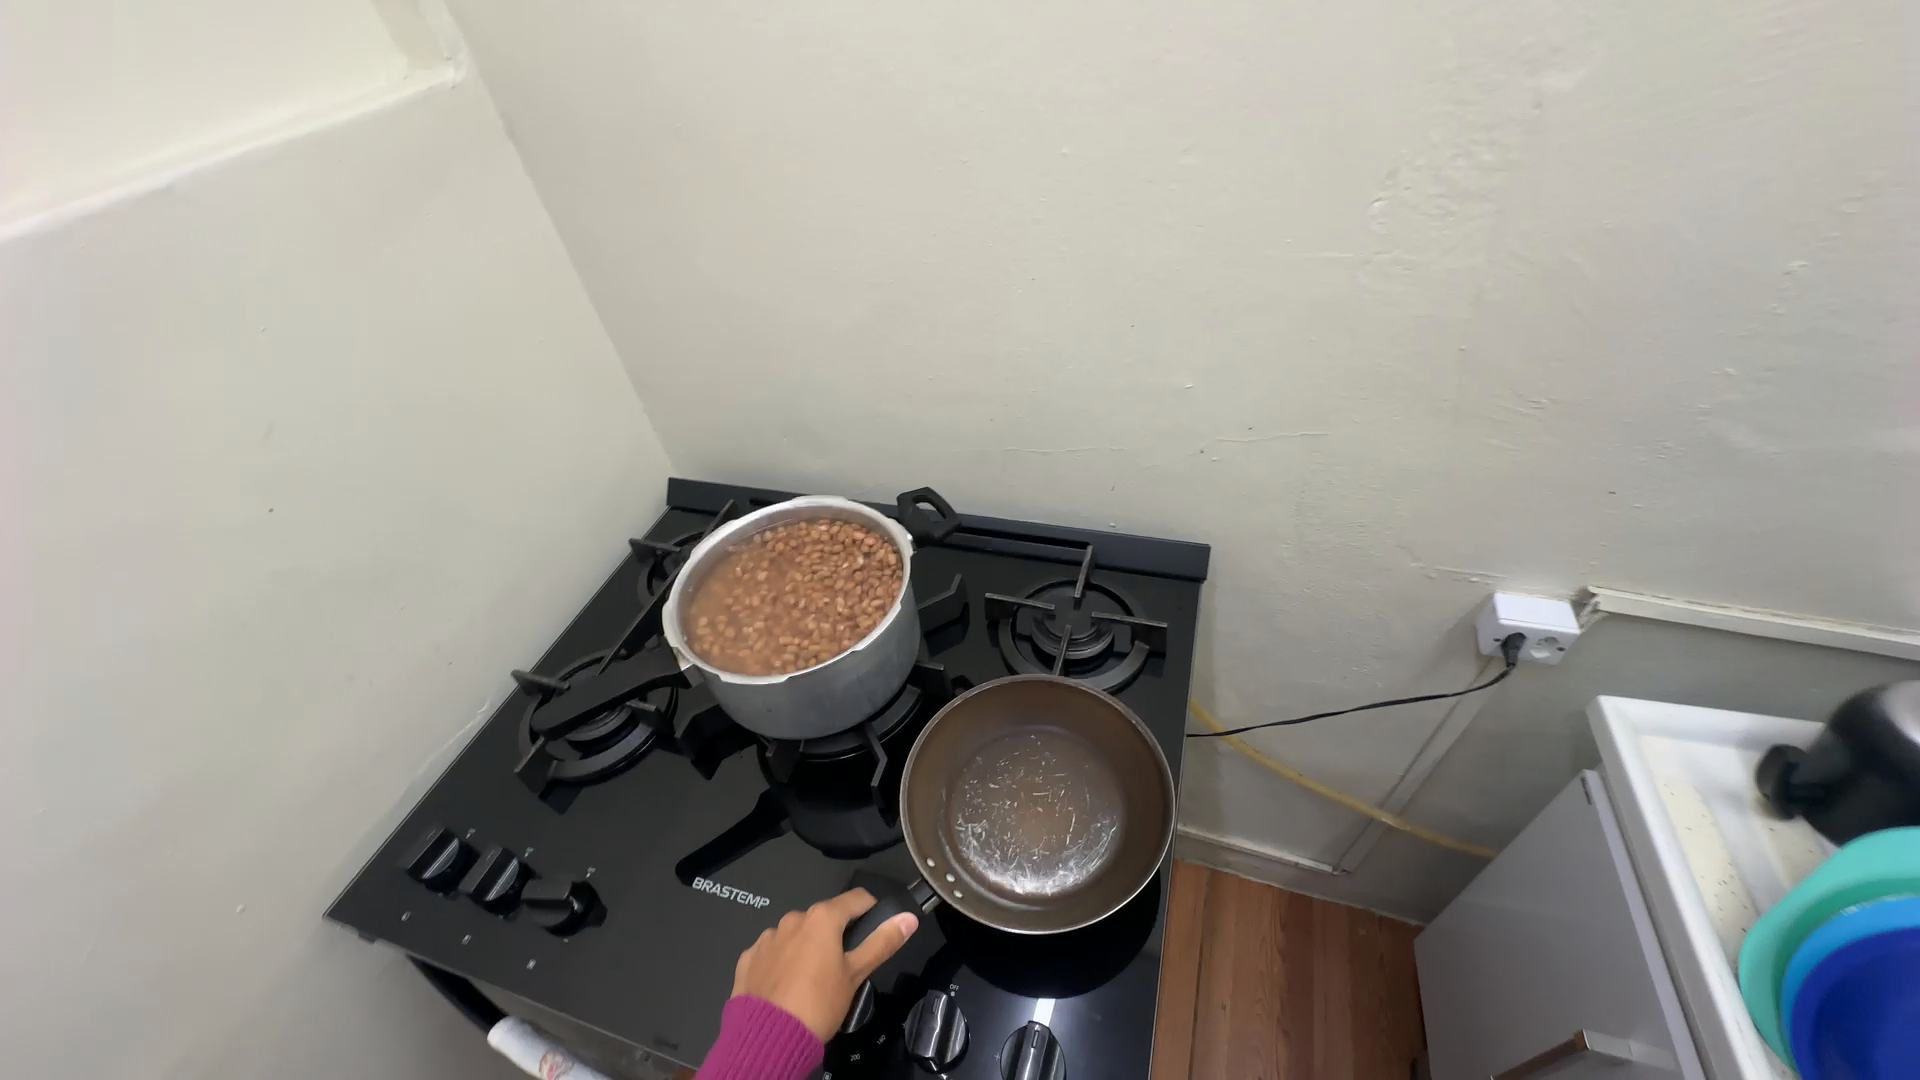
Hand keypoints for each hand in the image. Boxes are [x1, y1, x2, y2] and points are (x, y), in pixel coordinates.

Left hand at [730, 888, 918, 1039]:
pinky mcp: (748, 957)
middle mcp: (794, 917)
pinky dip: (781, 962)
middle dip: (835, 934)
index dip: (871, 909)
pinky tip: (784, 986)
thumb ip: (882, 943)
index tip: (876, 927)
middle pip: (824, 917)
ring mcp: (768, 937)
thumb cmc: (818, 1004)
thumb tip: (909, 918)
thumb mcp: (856, 975)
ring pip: (796, 934)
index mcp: (823, 917)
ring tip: (810, 980)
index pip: (857, 898)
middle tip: (842, 966)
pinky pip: (772, 952)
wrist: (766, 1040)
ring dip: (805, 947)